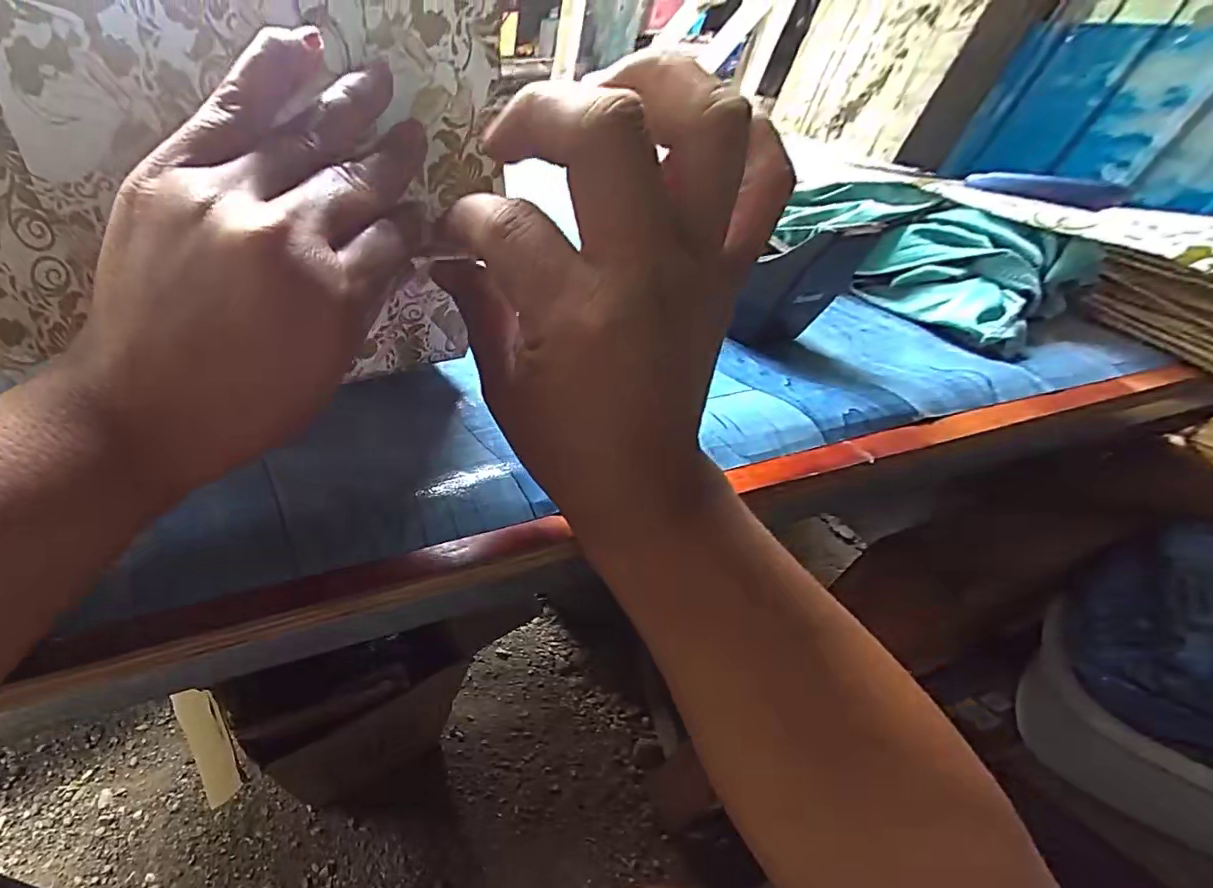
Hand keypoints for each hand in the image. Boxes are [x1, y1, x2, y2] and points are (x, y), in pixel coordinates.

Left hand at [64, 27, 427, 499]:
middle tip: (413, 135)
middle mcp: (287, 235)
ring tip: (378, 82)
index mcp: (331, 295)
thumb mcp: (319, 379)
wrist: (138, 411)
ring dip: (350, 107)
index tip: (419, 212)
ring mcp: (226, 197)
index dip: (411, 222)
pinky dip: (271, 70)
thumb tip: (394, 260)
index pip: (391, 237)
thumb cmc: (237, 412)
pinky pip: (229, 107)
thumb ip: (361, 313)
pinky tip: (308, 45)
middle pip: (356, 180)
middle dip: (393, 158)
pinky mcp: (171, 176)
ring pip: (303, 136)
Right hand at [432, 55, 792, 541]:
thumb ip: (477, 301)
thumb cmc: (559, 441)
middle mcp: (647, 268)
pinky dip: (738, 134)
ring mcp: (703, 259)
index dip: (463, 215)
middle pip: (611, 130)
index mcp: (575, 311)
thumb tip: (445, 252)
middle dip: (544, 109)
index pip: (507, 222)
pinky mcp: (733, 265)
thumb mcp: (500, 379)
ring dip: (653, 85)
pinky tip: (682, 137)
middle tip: (508, 133)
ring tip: (601, 100)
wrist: (640, 477)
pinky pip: (767, 170)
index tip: (449, 228)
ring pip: (712, 119)